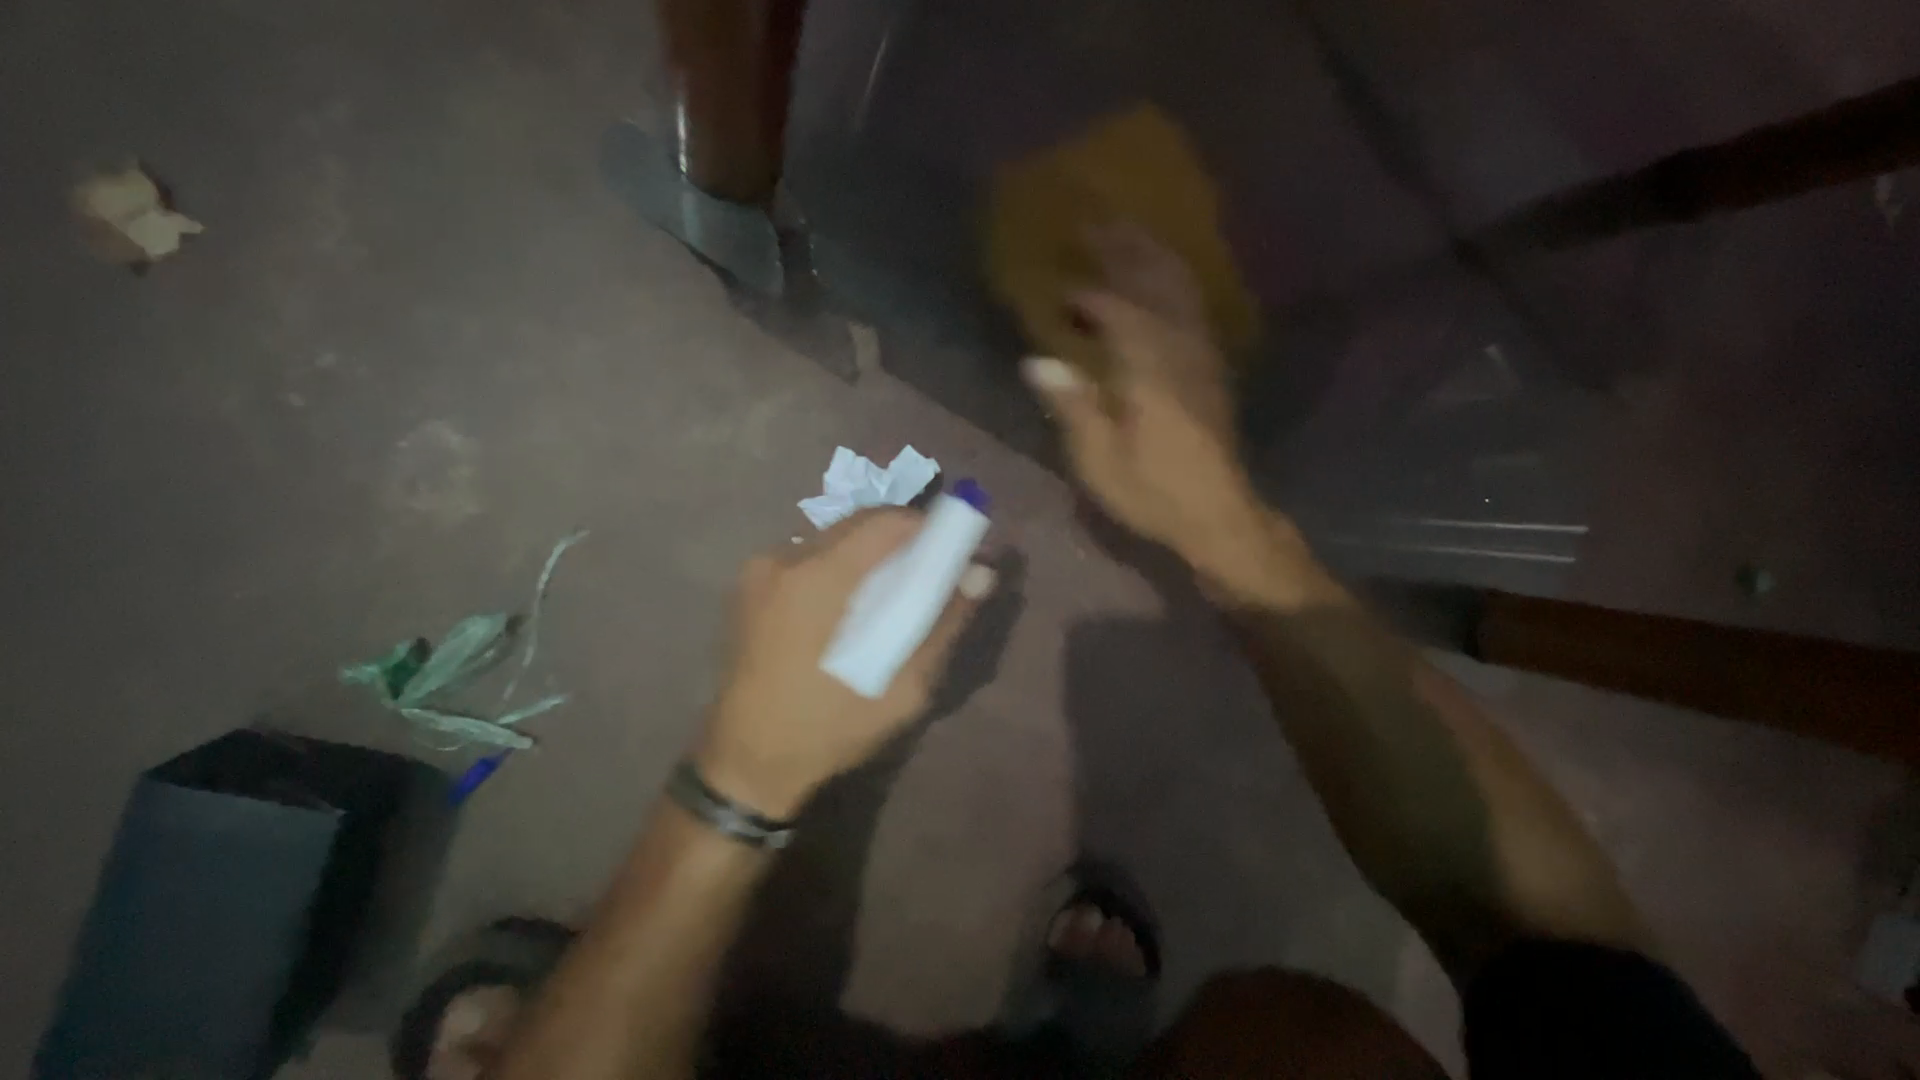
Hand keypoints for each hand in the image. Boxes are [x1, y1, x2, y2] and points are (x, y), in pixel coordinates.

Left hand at [695, 509, 995, 819]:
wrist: (744, 761)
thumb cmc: (827, 729)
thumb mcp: (901, 689)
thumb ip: (942, 625)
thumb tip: (981, 574)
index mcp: (817, 579)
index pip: (885, 521)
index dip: (928, 526)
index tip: (954, 549)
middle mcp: (783, 559)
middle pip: (857, 524)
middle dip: (900, 539)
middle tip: (931, 571)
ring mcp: (758, 570)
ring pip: (831, 538)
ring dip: (868, 554)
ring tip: (891, 594)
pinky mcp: (748, 586)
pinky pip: (807, 558)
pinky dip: (838, 567)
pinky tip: (850, 607)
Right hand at [1021, 227, 1283, 593]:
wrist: (1219, 513)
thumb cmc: (1153, 493)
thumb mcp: (1101, 462)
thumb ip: (1073, 408)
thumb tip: (1038, 362)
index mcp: (1150, 372)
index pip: (1118, 312)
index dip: (1089, 294)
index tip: (1061, 288)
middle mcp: (1181, 352)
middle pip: (1155, 284)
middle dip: (1125, 251)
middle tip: (1096, 223)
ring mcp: (1201, 355)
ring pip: (1179, 289)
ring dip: (1151, 257)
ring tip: (1126, 233)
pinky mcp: (1211, 367)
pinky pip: (1192, 308)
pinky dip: (1173, 282)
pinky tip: (1159, 278)